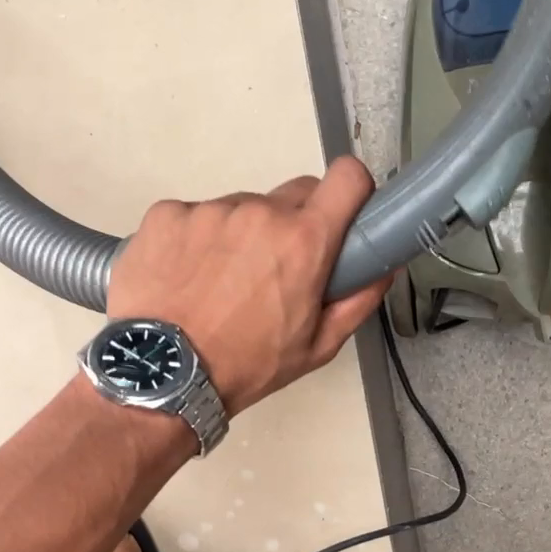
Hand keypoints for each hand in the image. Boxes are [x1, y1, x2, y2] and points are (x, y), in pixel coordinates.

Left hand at [105, 158, 391, 416]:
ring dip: (244, 236)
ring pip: (242, 210)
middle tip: (279, 272)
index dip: (352, 191)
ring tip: (223, 286)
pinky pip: (196, 217)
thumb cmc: (250, 365)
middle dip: (296, 225)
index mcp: (305, 240)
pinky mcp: (165, 214)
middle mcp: (259, 211)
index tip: (344, 216)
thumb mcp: (319, 347)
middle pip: (293, 196)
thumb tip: (386, 266)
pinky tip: (188, 280)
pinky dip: (199, 241)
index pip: (348, 177)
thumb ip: (359, 300)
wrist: (164, 374)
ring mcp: (209, 209)